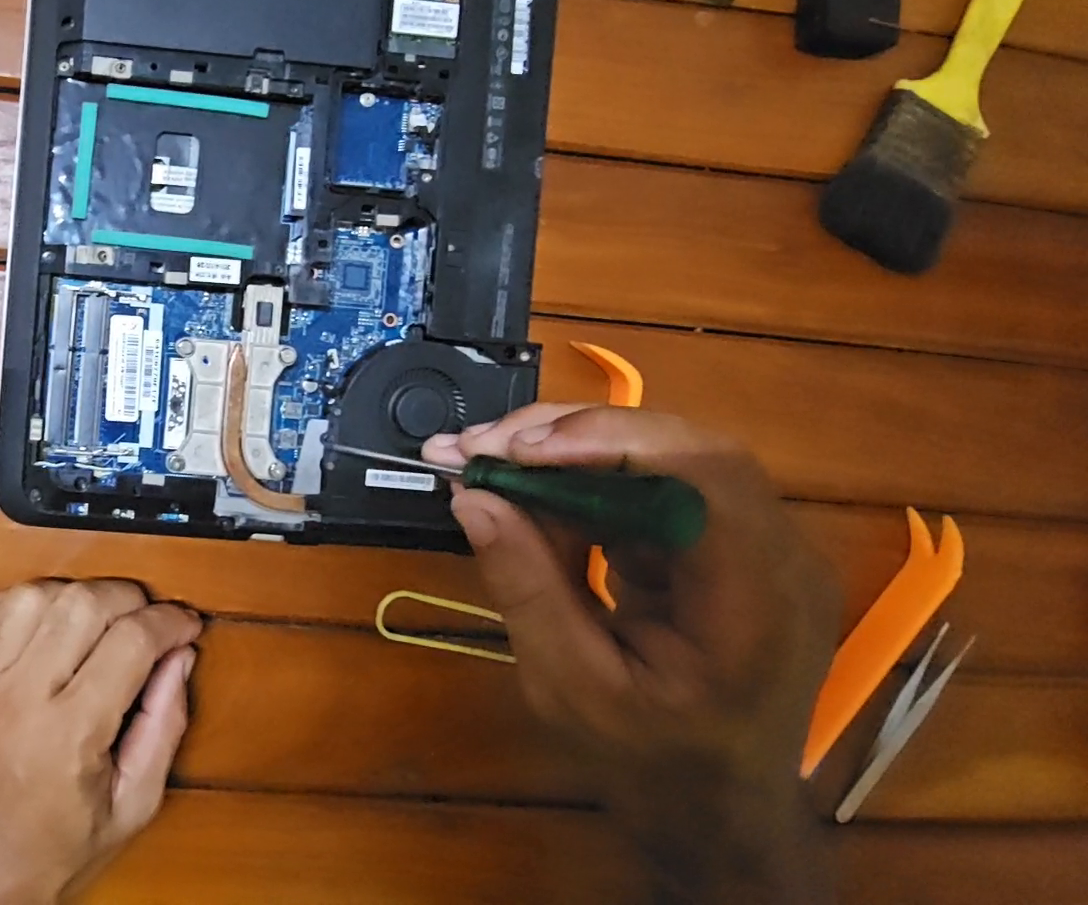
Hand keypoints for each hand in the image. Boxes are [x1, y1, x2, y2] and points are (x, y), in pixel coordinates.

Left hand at [0, 580, 201, 904]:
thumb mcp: (132, 805)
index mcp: (68, 734)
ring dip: (78, 595)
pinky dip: (24, 600)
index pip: (131, 641)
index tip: (184, 626)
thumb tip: (180, 658)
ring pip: (37, 593)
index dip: (170, 623)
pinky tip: (47, 621)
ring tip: (100, 620)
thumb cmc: (53, 848)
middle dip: (131, 599)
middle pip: (84, 603)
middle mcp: (20, 697)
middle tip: (148, 621)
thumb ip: (165, 725)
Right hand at [424, 405, 840, 904]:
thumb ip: (525, 587)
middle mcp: (768, 549)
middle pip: (673, 447)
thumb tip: (470, 495)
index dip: (609, 440)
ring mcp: (740, 538)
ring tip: (476, 459)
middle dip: (563, 436)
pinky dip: (564, 479)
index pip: (705, 475)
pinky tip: (512, 489)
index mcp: (758, 597)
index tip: (514, 449)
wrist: (711, 802)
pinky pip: (630, 483)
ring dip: (553, 451)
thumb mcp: (571, 684)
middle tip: (473, 445)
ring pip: (646, 453)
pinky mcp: (701, 537)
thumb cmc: (652, 759)